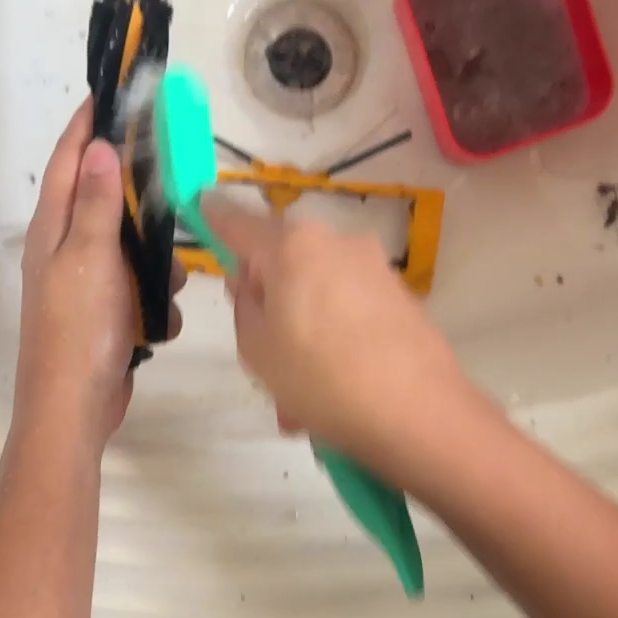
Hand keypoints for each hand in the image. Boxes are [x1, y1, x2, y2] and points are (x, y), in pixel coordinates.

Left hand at [17, 101, 181, 451]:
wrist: (75, 407)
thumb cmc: (78, 330)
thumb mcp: (88, 258)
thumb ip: (95, 203)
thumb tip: (97, 145)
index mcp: (52, 230)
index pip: (69, 161)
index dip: (88, 125)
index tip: (115, 92)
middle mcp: (66, 251)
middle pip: (104, 202)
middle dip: (138, 200)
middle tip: (172, 187)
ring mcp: (88, 286)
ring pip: (131, 252)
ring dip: (155, 264)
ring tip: (170, 281)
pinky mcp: (107, 316)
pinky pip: (139, 293)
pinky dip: (153, 303)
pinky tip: (158, 322)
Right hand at [202, 193, 484, 467]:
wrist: (417, 413)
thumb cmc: (320, 379)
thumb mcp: (256, 349)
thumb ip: (244, 306)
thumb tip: (251, 282)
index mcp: (293, 247)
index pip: (240, 224)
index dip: (215, 219)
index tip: (200, 204)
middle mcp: (337, 243)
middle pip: (285, 262)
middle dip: (270, 303)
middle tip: (262, 355)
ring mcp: (374, 268)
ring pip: (318, 295)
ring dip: (302, 334)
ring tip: (299, 397)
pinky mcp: (401, 298)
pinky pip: (349, 313)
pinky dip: (333, 342)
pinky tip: (331, 392)